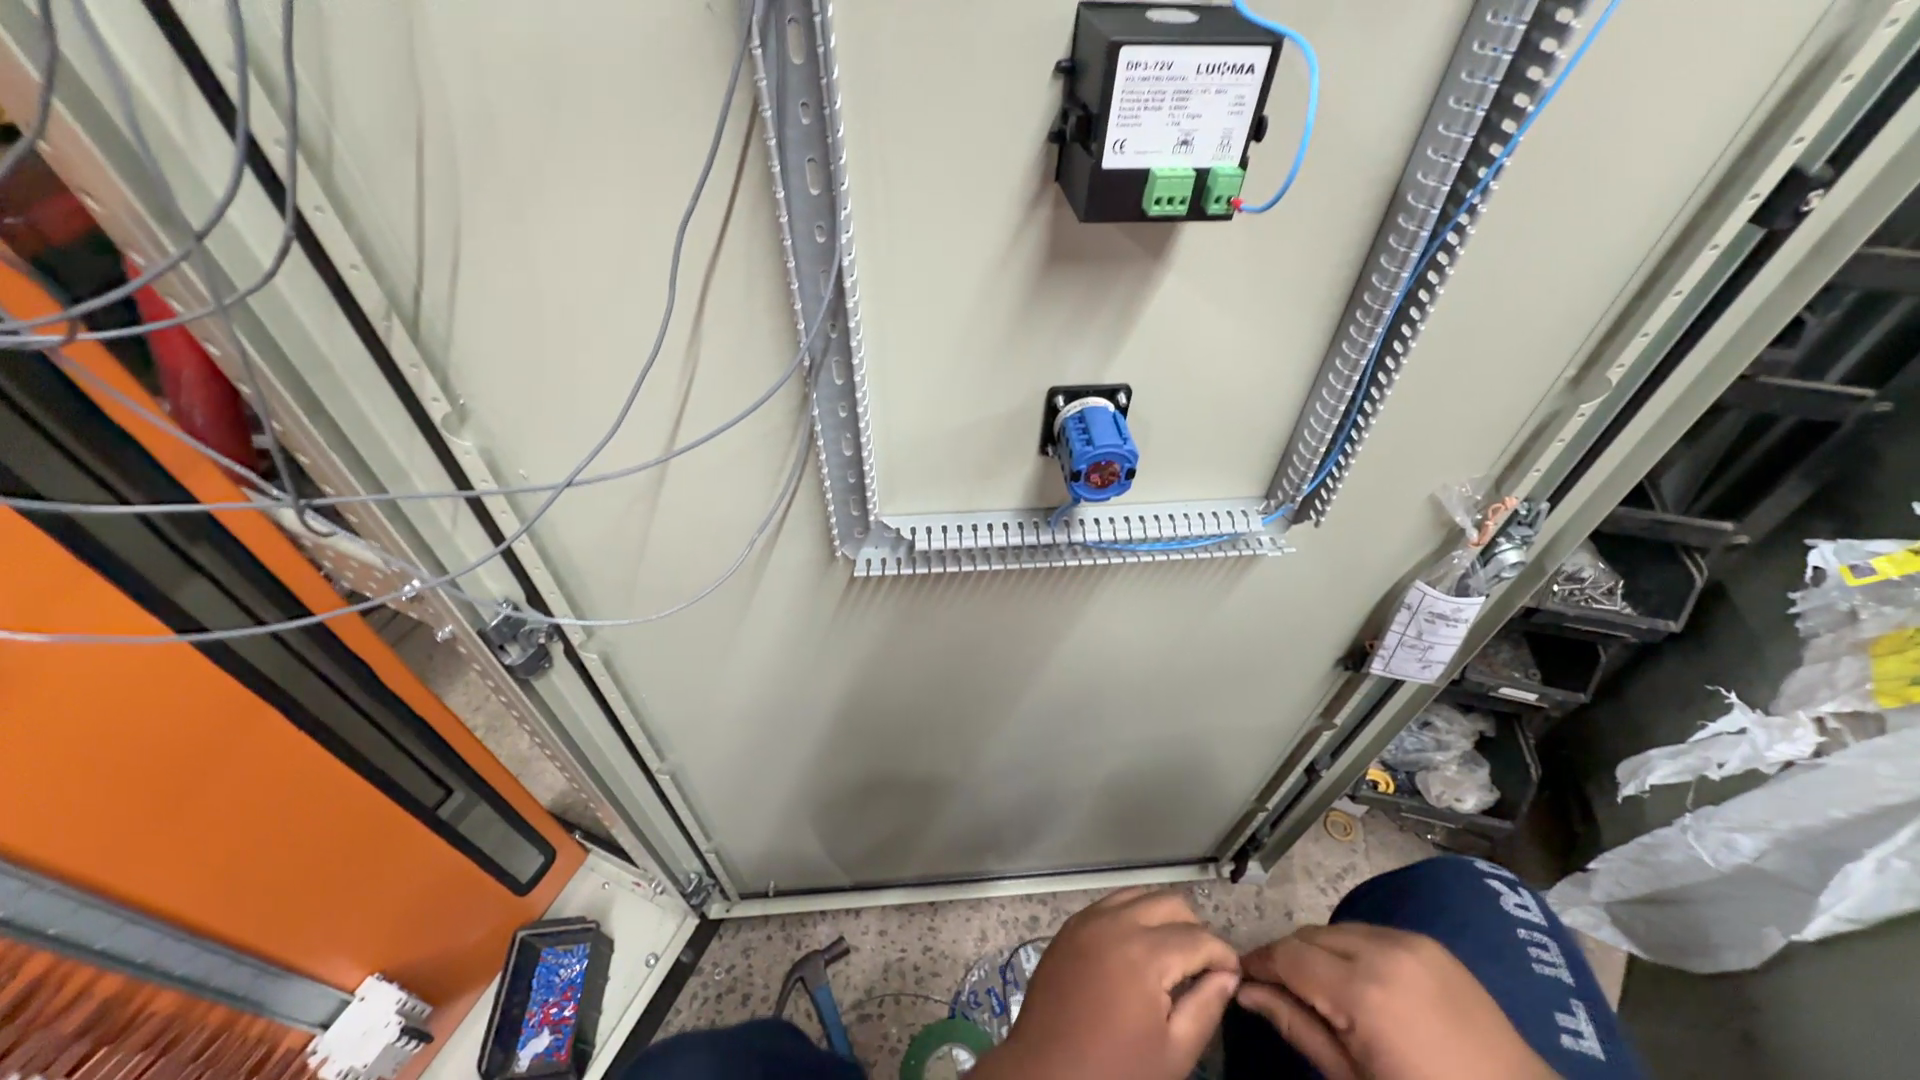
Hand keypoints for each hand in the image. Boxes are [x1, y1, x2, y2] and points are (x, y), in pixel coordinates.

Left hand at [972, 887, 1240, 1079]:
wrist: (1043, 1076)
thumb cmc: (1113, 1070)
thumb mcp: (1174, 1051)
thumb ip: (1206, 1006)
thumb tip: (1227, 975)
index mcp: (1143, 952)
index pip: (1200, 938)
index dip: (1224, 956)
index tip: (1233, 975)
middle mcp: (1113, 922)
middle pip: (1170, 903)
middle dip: (1195, 929)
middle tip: (1203, 966)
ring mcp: (1085, 921)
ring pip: (1138, 895)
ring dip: (1162, 917)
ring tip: (1172, 956)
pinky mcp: (1067, 929)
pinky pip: (1109, 905)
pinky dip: (1131, 916)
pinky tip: (1136, 950)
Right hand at [1236, 924, 1553, 1079]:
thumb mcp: (1352, 1079)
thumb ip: (1296, 1028)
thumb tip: (1246, 992)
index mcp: (1362, 991)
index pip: (1286, 955)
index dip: (1257, 964)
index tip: (1239, 979)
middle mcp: (1384, 950)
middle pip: (1308, 935)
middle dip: (1286, 958)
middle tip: (1275, 990)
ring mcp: (1413, 941)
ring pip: (1338, 930)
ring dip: (1318, 952)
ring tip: (1316, 989)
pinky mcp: (1432, 943)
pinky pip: (1372, 933)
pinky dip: (1351, 950)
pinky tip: (1356, 983)